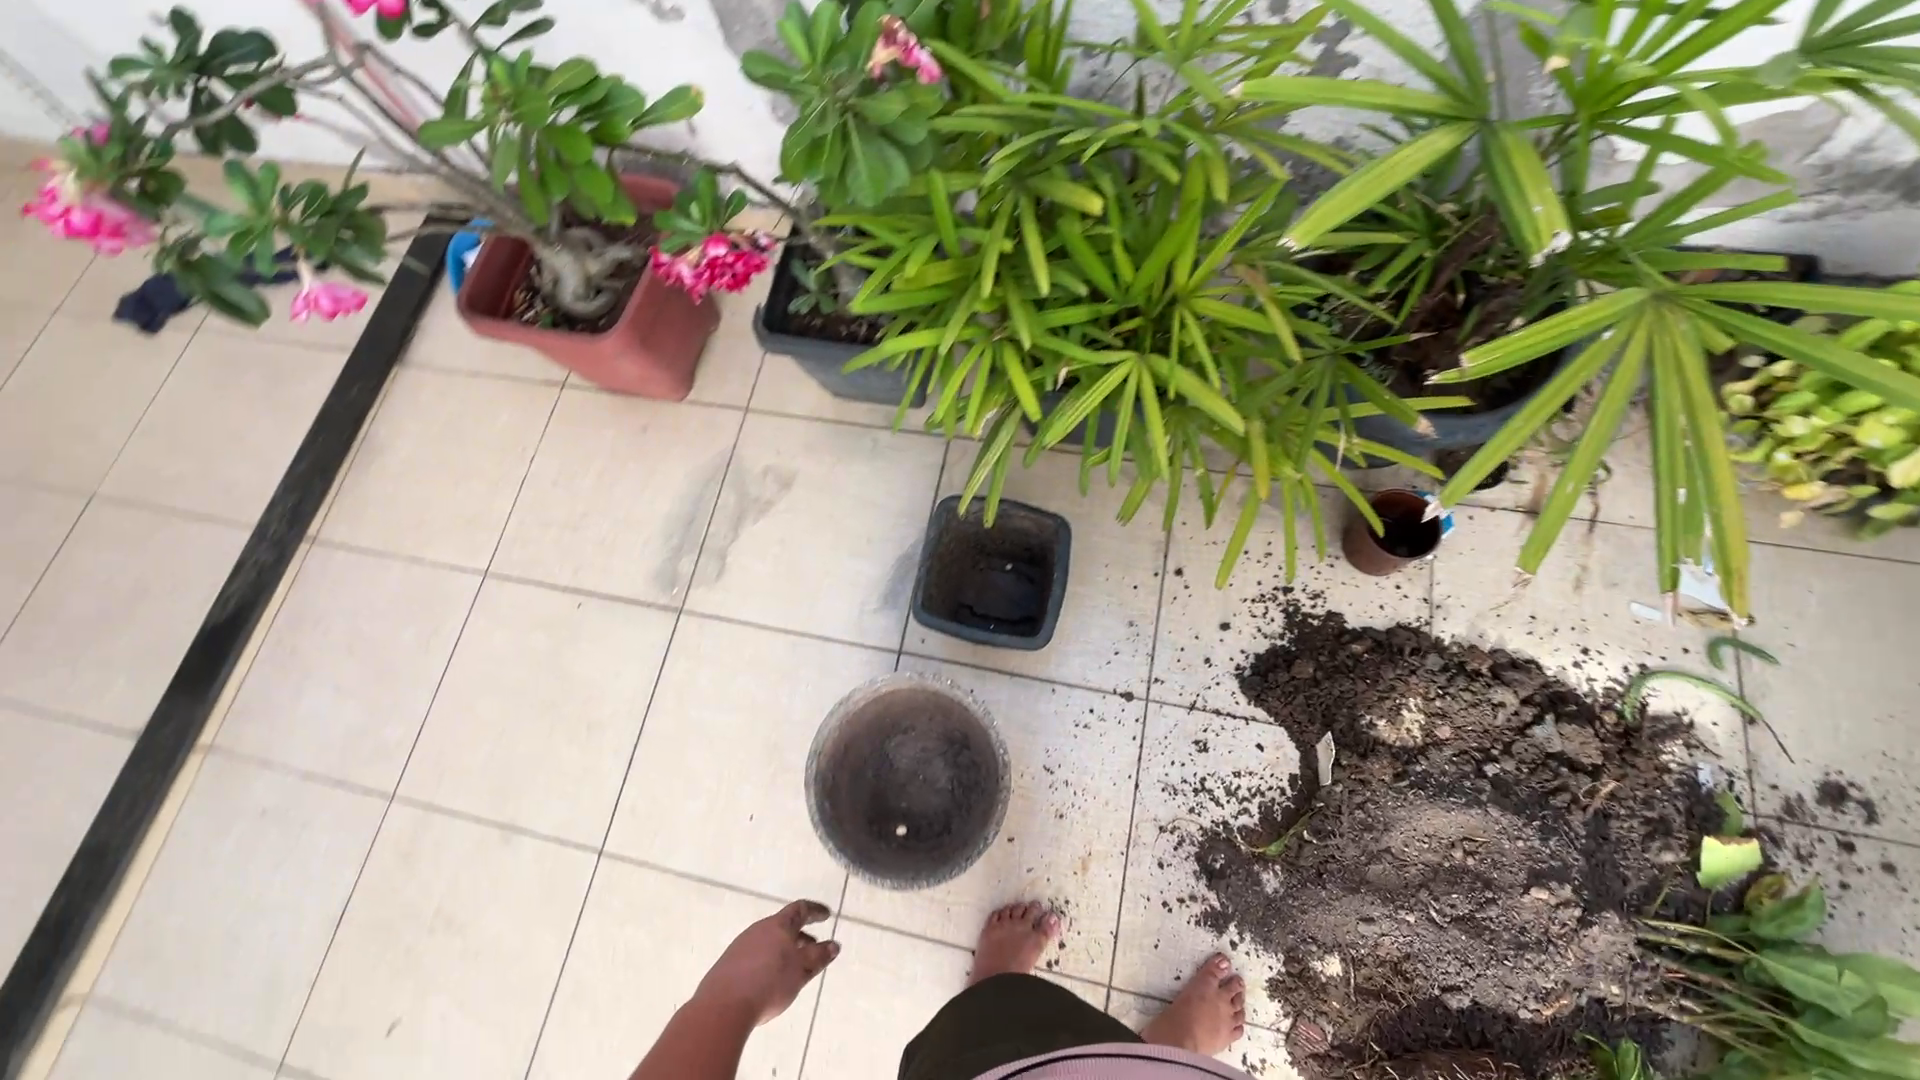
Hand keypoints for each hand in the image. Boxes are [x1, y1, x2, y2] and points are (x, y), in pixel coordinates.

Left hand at [692, 900, 839, 1026]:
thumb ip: (818, 957)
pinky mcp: (729, 964)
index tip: (826, 915)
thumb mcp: (800, 971)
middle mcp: (758, 930)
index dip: (815, 911)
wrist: (723, 1006)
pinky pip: (756, 956)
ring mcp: (741, 946)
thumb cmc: (769, 983)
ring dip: (785, 950)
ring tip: (794, 967)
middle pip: (783, 926)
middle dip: (801, 935)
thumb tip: (834, 945)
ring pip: (769, 942)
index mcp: (778, 926)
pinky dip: (769, 961)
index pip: (799, 909)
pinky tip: (770, 980)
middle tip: (814, 945)